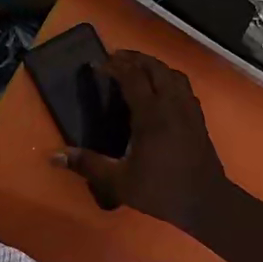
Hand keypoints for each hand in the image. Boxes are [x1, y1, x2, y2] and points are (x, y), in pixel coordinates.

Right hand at [56, 51, 230, 231]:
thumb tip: (55, 156)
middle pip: (154, 67)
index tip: (96, 65)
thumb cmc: (161, 190)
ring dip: (153, 65)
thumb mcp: (119, 182)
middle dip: (134, 58)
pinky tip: (162, 90)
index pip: (132, 77)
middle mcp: (171, 104)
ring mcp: (188, 109)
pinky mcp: (198, 118)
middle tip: (115, 58)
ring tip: (138, 68)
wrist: (207, 203)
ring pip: (172, 74)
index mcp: (151, 114)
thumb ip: (88, 165)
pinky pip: (184, 86)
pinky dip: (169, 79)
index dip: (113, 66)